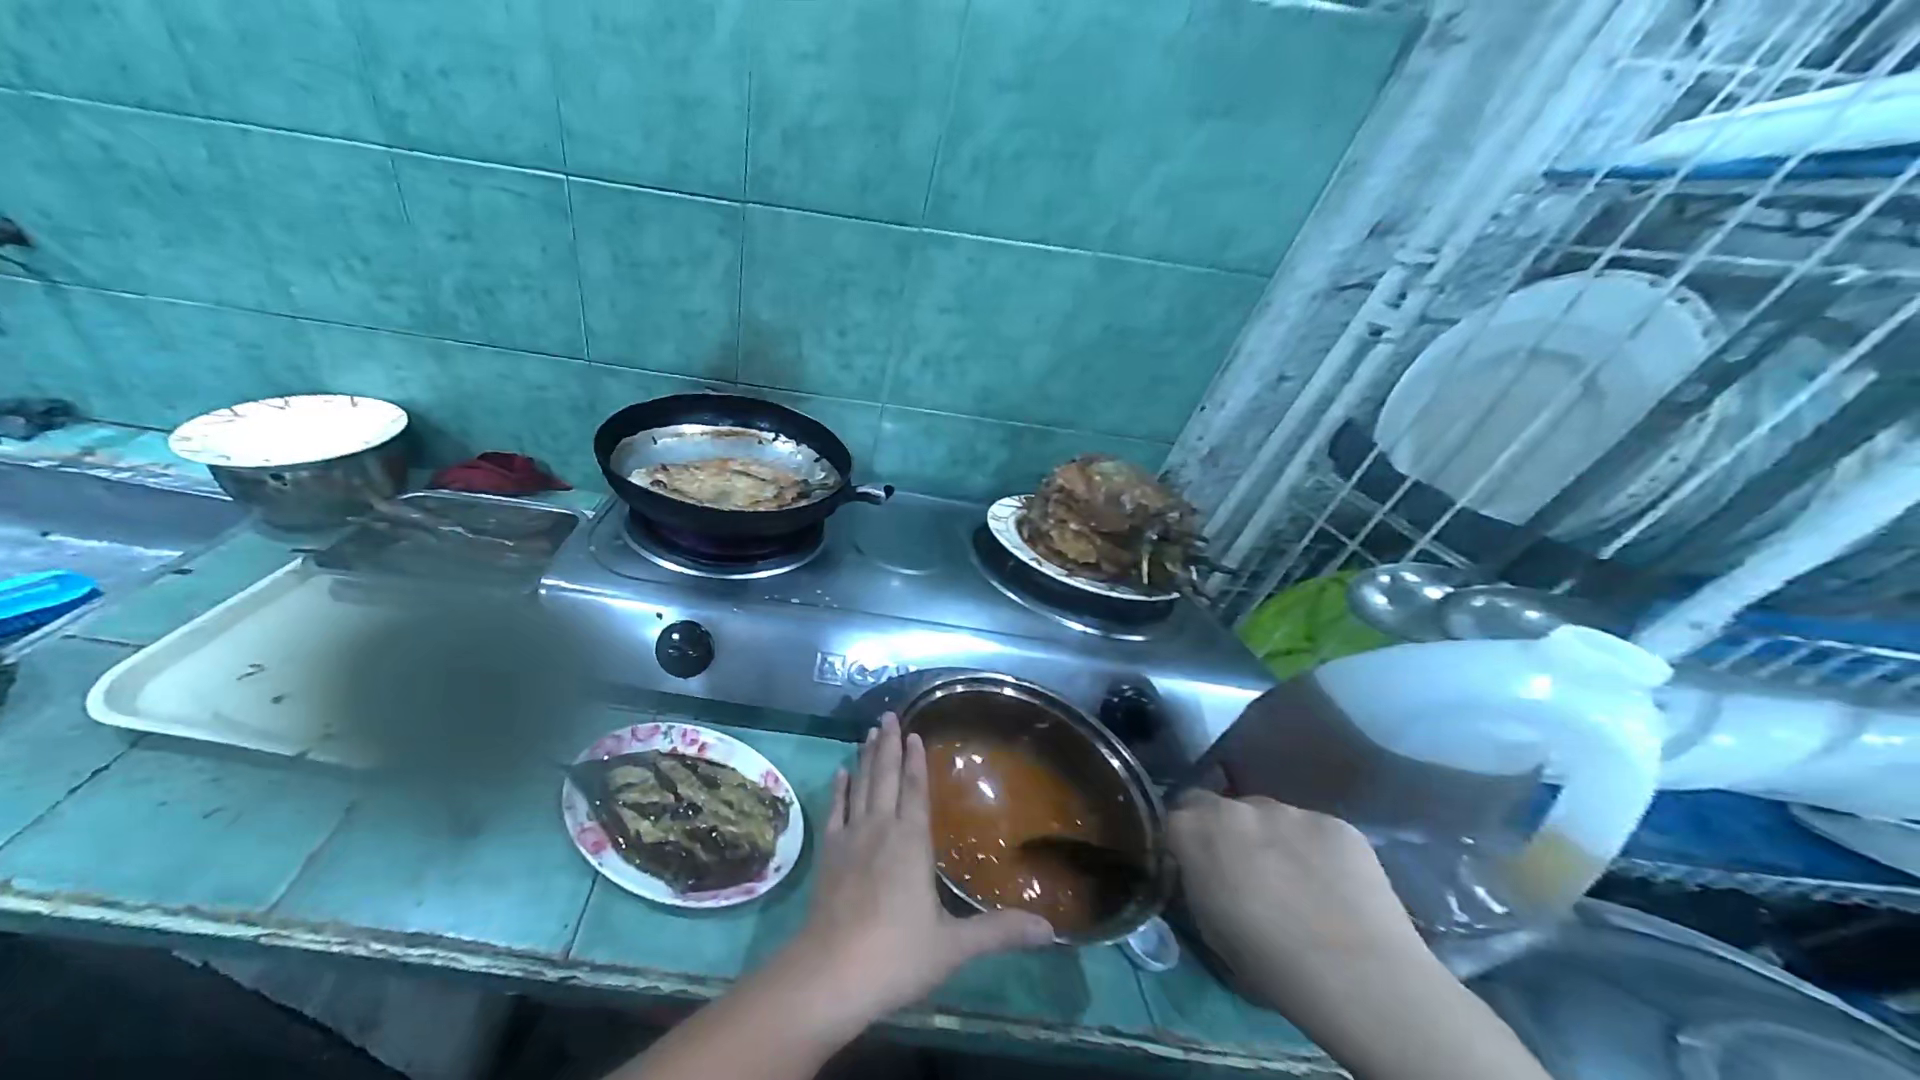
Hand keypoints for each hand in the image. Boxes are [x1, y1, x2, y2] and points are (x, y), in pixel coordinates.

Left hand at [789, 713, 1053, 1022]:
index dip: (917, 760)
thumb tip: (1050, 930)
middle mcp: (880, 830)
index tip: (915, 733)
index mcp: (911, 842)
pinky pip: (835, 811)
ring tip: (870, 733)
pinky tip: (841, 774)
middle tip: (888, 715)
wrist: (829, 975)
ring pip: (860, 787)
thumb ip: (999, 932)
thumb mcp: (953, 947)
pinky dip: (839, 790)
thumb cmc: (896, 955)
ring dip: (866, 758)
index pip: (916, 789)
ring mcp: (850, 840)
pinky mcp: (828, 856)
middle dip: (889, 745)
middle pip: (885, 777)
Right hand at [1168, 791, 1430, 1010]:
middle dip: (1227, 831)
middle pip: (1222, 808)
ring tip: (1297, 883)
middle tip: (1245, 872)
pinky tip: (1333, 887)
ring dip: (1272, 839)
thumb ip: (1197, 882)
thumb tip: (1204, 872)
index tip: (1196, 863)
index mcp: (1194, 830)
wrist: (1356, 973)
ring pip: (1270, 817)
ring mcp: (1289, 809)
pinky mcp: (1335, 821)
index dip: (1185, 838)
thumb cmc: (1267, 962)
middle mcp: (1236, 807)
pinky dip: (1315, 850)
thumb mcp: (1208, 927)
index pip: (1175, 815)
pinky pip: (1313, 830)